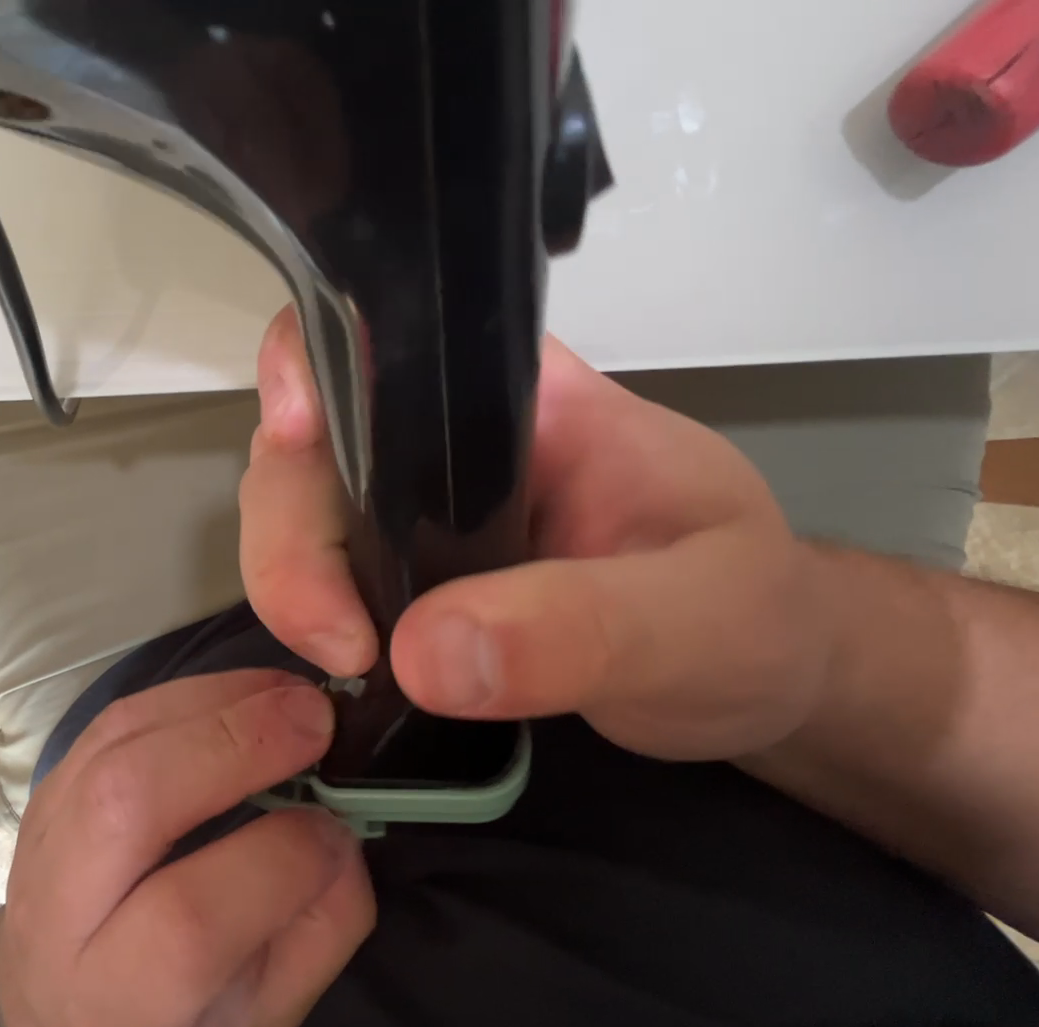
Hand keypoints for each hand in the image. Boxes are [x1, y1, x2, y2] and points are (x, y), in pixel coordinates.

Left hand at [0, 670, 376, 1026]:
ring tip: (289, 695)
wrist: (55, 997)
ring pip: (119, 738)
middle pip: (131, 799)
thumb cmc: (173, 1015)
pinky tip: (246, 693)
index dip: (281, 856)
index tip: (335, 823)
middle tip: (315, 720)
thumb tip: (339, 830)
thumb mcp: (266, 1009)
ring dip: (216, 700)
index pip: (192, 917)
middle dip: (236, 742)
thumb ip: (321, 929)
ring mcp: (46, 829)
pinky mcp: (52, 780)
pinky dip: (190, 692)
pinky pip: (118, 715)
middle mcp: (62, 906)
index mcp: (123, 994)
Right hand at [239, 307, 835, 761]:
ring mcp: (414, 506)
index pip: (377, 338)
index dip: (306, 370)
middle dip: (289, 532)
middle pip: (309, 441)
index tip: (296, 446)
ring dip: (288, 580)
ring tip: (346, 658)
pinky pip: (320, 569)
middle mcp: (445, 439)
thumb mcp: (697, 621)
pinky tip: (339, 658)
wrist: (749, 675)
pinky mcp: (401, 568)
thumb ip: (582, 628)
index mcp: (517, 397)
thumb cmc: (748, 619)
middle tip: (337, 639)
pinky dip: (306, 611)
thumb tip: (423, 653)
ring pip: (299, 508)